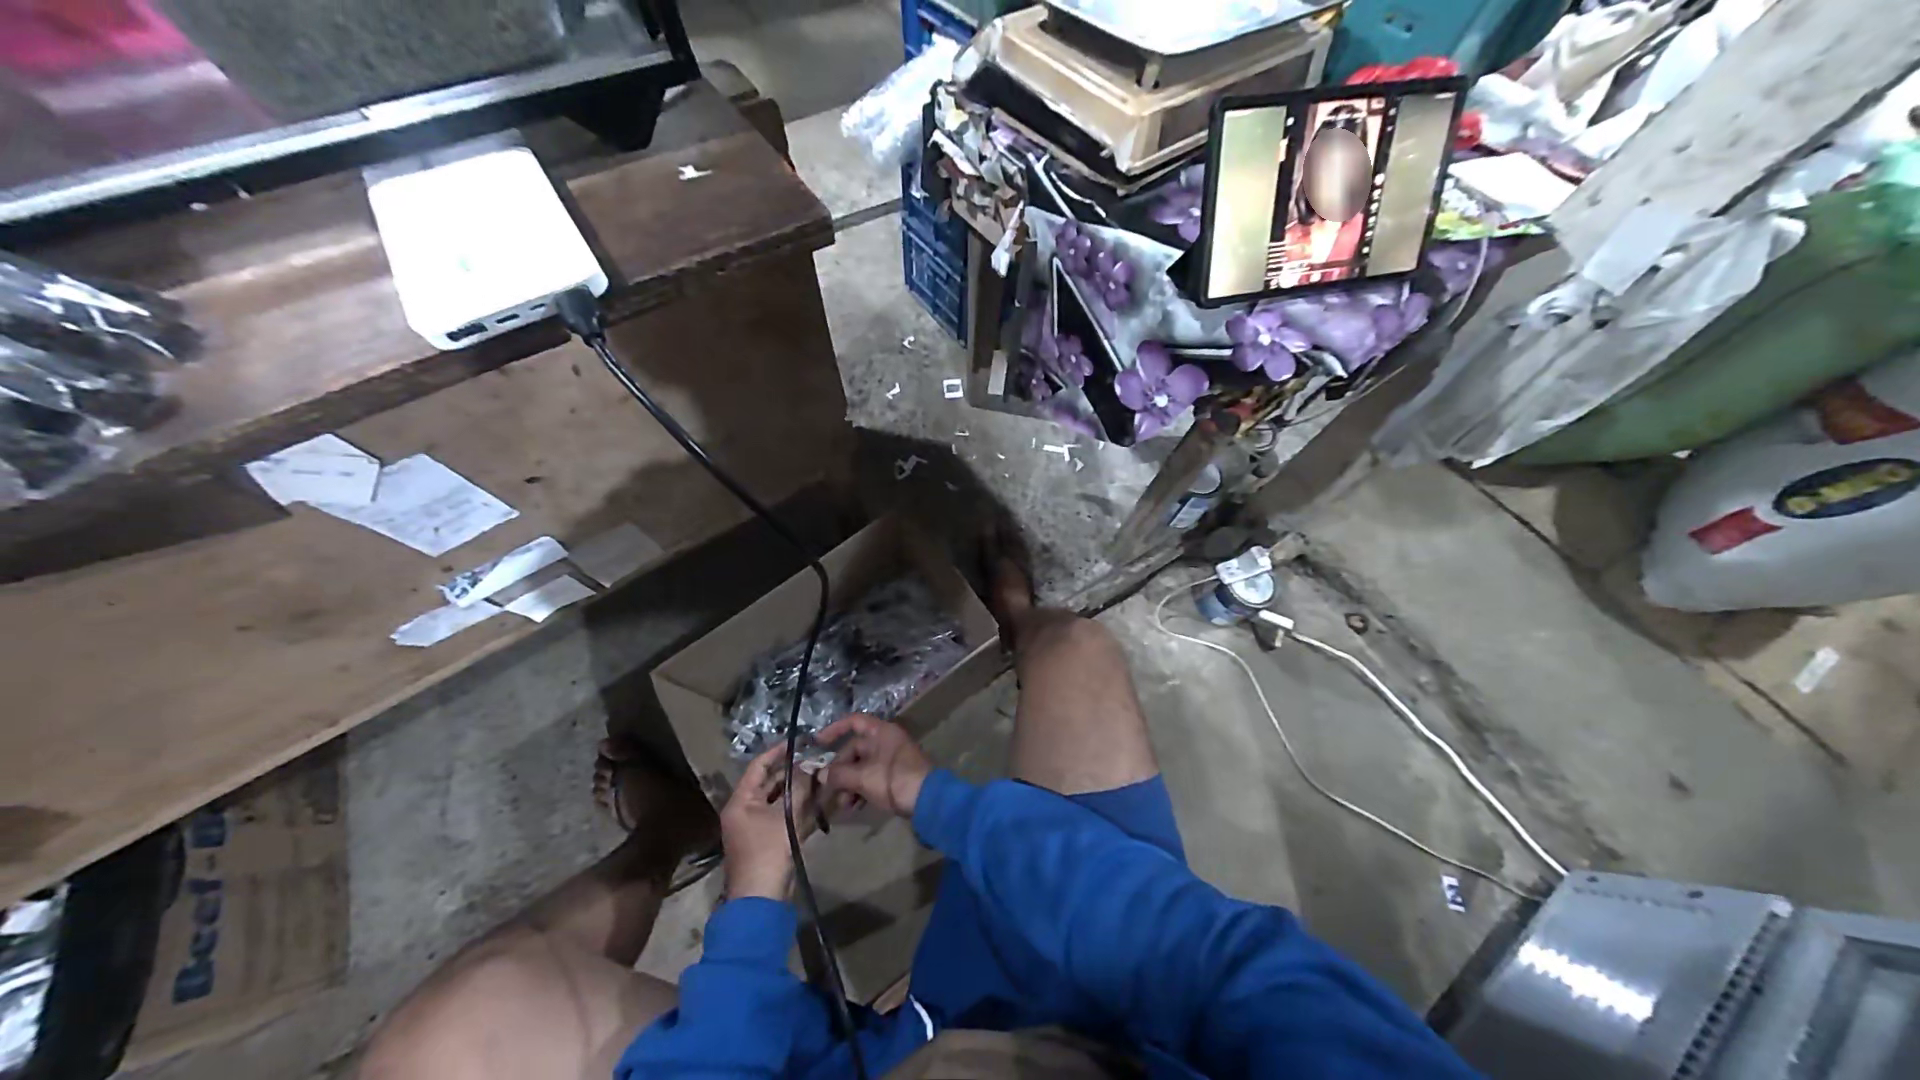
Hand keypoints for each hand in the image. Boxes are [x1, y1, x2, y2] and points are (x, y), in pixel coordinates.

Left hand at [720, 743, 817, 900]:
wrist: (761, 898)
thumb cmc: (768, 852)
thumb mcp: (785, 817)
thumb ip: (799, 789)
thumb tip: (811, 767)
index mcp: (741, 801)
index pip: (758, 767)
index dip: (777, 752)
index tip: (799, 742)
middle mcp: (746, 810)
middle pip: (770, 783)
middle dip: (794, 772)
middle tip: (816, 761)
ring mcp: (758, 826)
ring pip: (780, 800)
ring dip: (800, 790)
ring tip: (821, 777)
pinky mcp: (770, 840)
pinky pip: (786, 817)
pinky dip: (801, 809)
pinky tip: (821, 802)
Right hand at [818, 714, 931, 818]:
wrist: (928, 800)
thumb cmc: (894, 780)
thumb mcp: (862, 777)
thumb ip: (839, 774)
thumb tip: (821, 775)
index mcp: (881, 732)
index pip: (854, 722)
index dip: (834, 730)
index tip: (818, 743)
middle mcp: (886, 741)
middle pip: (855, 749)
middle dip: (841, 770)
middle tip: (830, 789)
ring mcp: (892, 759)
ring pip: (863, 767)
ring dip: (849, 784)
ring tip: (844, 804)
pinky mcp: (896, 777)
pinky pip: (872, 778)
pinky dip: (862, 789)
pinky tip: (855, 807)